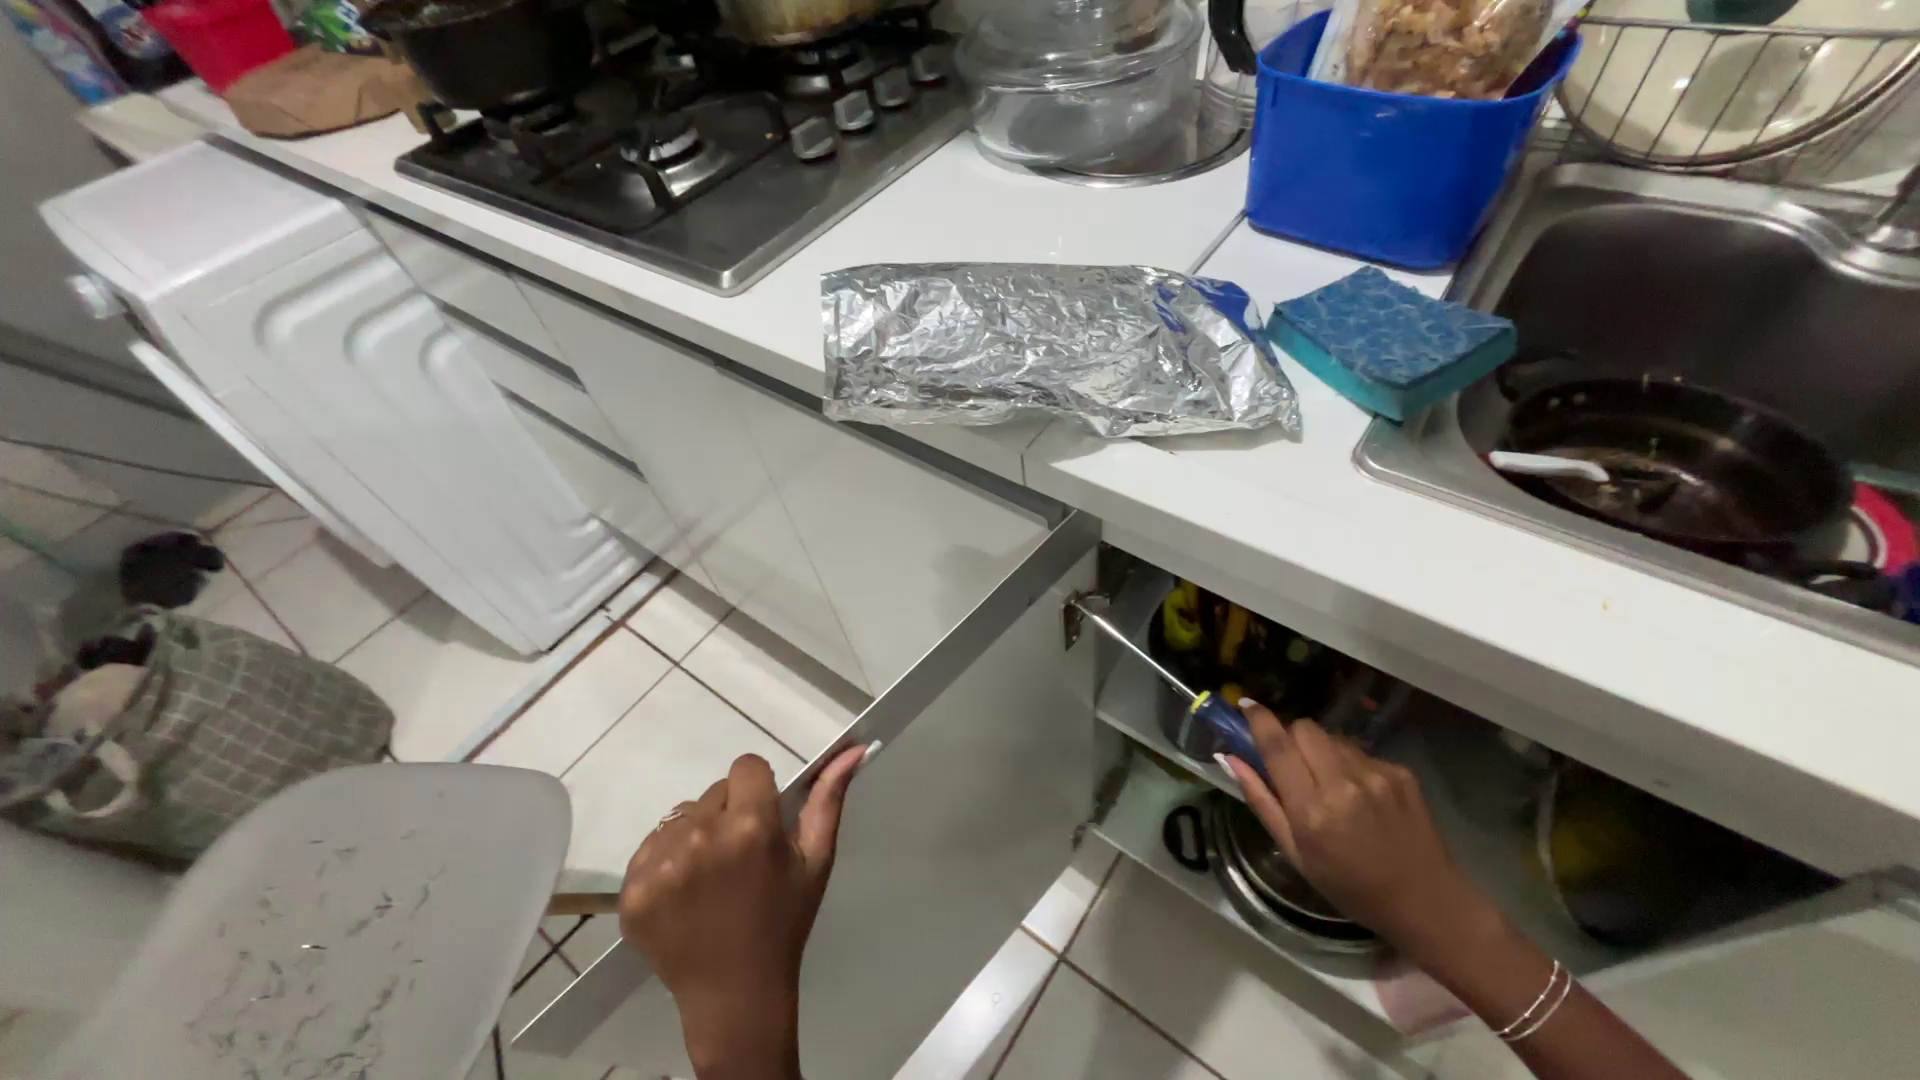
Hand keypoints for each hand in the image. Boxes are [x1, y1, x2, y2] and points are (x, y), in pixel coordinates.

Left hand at [618, 745, 867, 1079]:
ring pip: (679, 817)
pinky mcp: (632, 890)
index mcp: (750, 826)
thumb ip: (828, 799)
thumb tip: (852, 749)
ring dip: (695, 835)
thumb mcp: (816, 860)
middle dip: (728, 813)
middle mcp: (701, 837)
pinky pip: (649, 847)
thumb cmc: (784, 923)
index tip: (763, 821)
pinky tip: (684, 893)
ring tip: (711, 877)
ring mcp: (661, 865)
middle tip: (740, 857)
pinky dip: (665, 862)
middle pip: (713, 792)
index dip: (758, 790)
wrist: (736, 994)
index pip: (746, 767)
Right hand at [1218, 703, 1488, 960]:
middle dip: (1291, 736)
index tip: (1246, 705)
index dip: (1258, 719)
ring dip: (1321, 751)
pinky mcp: (1400, 773)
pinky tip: (1360, 796)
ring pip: (1332, 738)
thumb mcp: (1295, 853)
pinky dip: (1349, 764)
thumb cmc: (1350, 886)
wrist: (1426, 902)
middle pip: (1305, 728)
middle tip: (1291, 761)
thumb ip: (1261, 801)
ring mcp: (1376, 775)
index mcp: (1311, 810)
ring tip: (1329, 784)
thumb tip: (1230, 758)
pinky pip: (1360, 752)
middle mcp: (1343, 784)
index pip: (1277, 746)